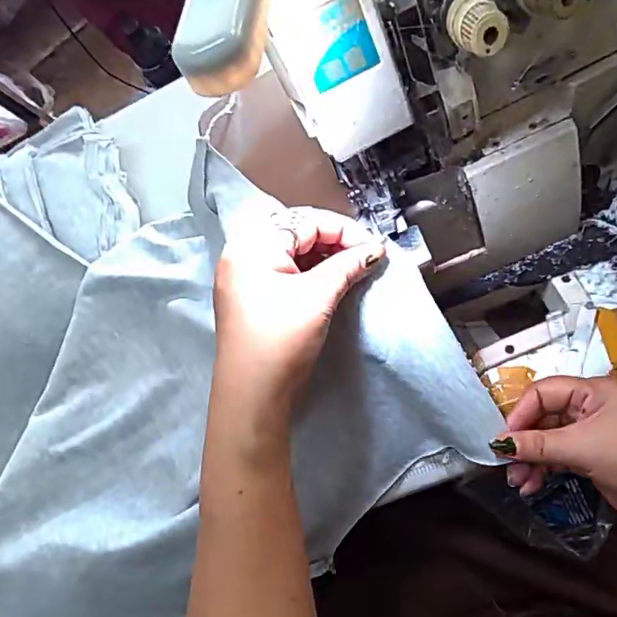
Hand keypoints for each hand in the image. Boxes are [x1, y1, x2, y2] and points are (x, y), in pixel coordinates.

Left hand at [212, 206, 385, 418]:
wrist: (252, 395)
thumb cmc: (278, 343)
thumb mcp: (318, 297)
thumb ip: (347, 265)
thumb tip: (373, 250)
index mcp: (251, 246)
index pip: (305, 221)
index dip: (344, 230)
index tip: (373, 246)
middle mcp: (242, 256)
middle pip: (297, 233)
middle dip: (334, 242)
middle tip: (365, 257)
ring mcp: (244, 278)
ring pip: (292, 253)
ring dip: (324, 258)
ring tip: (353, 270)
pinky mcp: (252, 299)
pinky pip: (284, 272)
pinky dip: (310, 274)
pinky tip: (333, 282)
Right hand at [494, 375, 616, 531]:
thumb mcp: (583, 448)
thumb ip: (538, 445)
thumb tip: (500, 444)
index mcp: (592, 392)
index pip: (543, 392)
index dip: (520, 414)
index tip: (504, 440)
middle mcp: (589, 407)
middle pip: (541, 417)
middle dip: (523, 442)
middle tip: (507, 465)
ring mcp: (589, 433)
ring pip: (546, 440)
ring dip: (529, 460)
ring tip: (519, 483)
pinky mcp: (589, 457)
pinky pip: (555, 457)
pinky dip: (541, 470)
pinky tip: (532, 486)